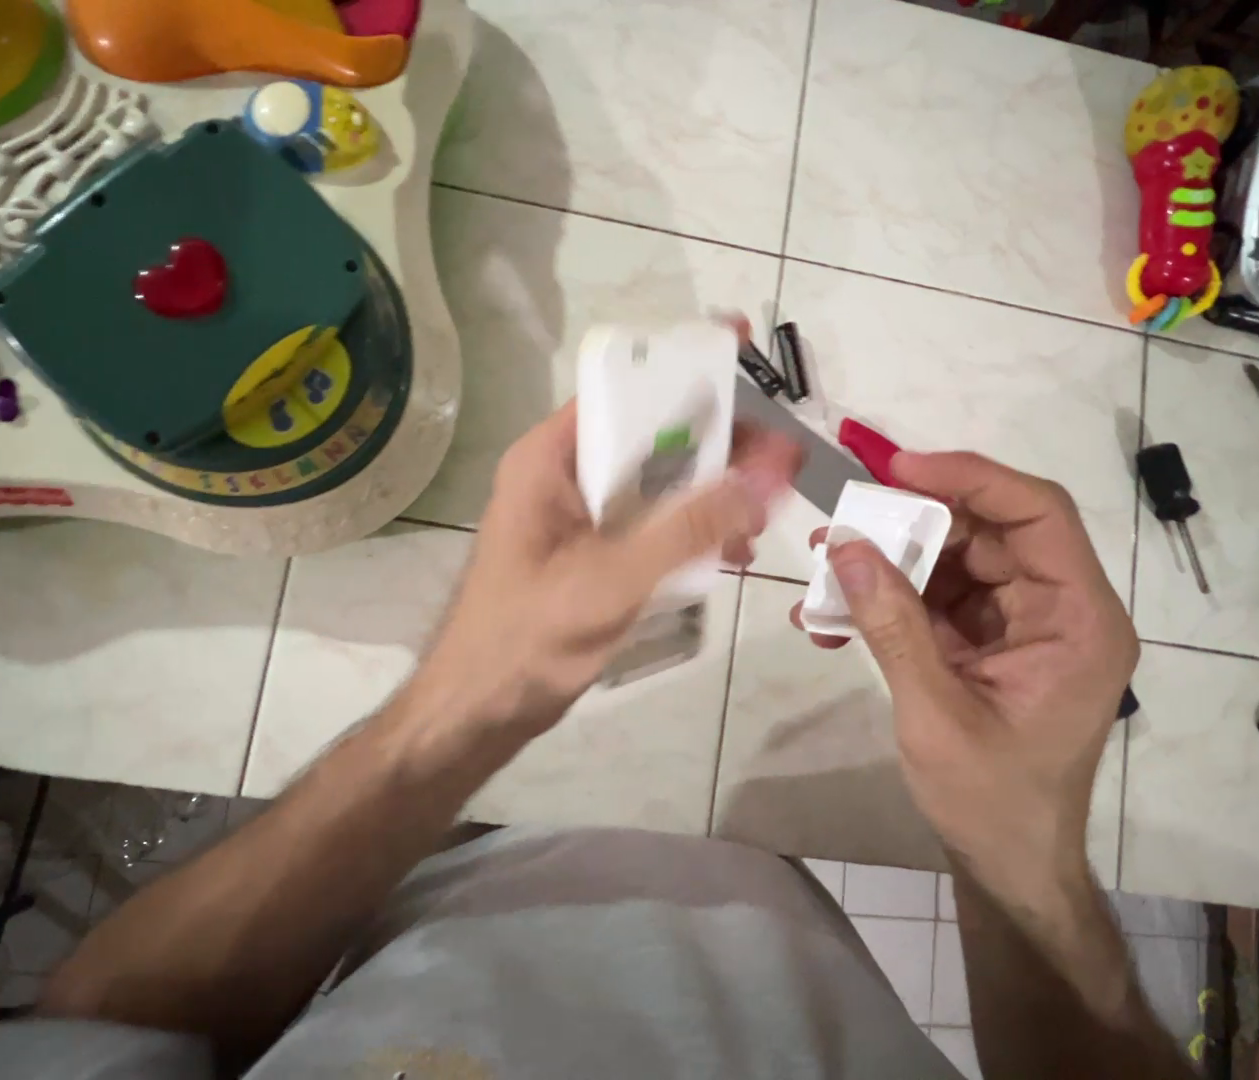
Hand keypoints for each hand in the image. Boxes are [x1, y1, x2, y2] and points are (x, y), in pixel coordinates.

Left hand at [417, 400, 801, 740]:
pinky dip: (690, 536)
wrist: (479, 712)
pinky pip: (652, 526)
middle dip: (716, 450)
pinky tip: (730, 557)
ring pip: (659, 485)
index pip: (625, 390)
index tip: (746, 353)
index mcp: (550, 458)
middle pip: (652, 437)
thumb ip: (691, 527)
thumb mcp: (612, 580)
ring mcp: (580, 516)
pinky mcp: (594, 554)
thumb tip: (771, 472)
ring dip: (711, 499)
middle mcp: (565, 474)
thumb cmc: (527, 641)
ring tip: (761, 524)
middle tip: (780, 468)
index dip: (685, 370)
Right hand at [790, 452, 1137, 889]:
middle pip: (985, 534)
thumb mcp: (936, 711)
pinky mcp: (983, 644)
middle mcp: (1055, 609)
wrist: (1006, 865)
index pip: (1036, 514)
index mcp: (1078, 619)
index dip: (970, 477)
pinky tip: (831, 618)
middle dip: (909, 525)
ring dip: (886, 565)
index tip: (897, 468)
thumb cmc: (991, 799)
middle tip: (842, 521)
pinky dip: (885, 604)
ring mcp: (1017, 626)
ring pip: (951, 564)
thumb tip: (845, 547)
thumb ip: (892, 625)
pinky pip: (933, 602)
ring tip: (822, 569)